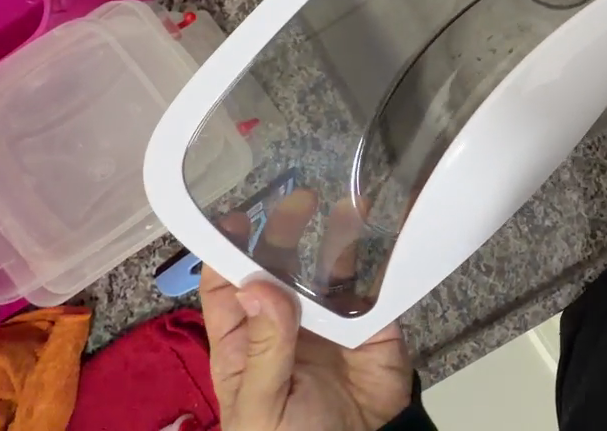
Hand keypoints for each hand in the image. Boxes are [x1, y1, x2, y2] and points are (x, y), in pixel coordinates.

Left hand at [200, 188, 412, 430]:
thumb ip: (263, 348)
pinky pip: (374, 277)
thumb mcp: (262, 407)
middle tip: (297, 200)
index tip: (234, 218)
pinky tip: (380, 225)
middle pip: (279, 267)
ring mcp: (331, 317)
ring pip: (329, 264)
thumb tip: (256, 285)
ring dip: (335, 231)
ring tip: (345, 201)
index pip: (228, 291)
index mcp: (244, 345)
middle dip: (283, 231)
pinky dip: (379, 249)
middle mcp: (286, 322)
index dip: (226, 253)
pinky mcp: (374, 315)